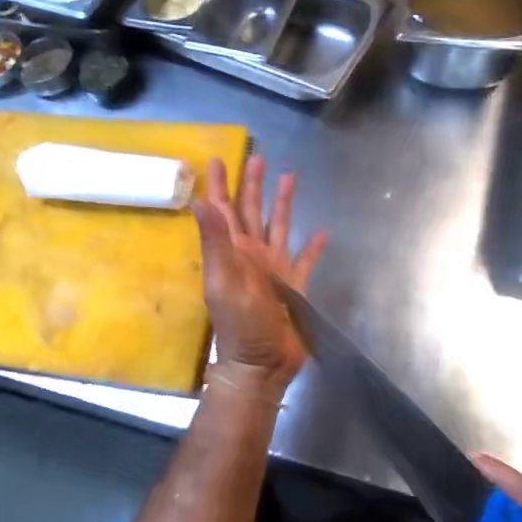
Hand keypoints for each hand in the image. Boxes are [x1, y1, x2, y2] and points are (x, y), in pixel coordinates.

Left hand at [194, 156, 327, 396]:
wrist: (262, 365)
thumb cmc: (240, 324)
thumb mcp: (224, 280)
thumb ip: (215, 241)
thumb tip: (199, 201)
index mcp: (232, 251)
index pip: (223, 209)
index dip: (219, 184)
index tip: (218, 159)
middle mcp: (251, 255)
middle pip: (251, 211)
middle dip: (253, 184)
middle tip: (257, 156)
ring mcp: (273, 270)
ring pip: (278, 226)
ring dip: (282, 204)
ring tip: (289, 177)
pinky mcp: (294, 286)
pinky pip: (305, 259)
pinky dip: (312, 246)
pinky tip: (321, 232)